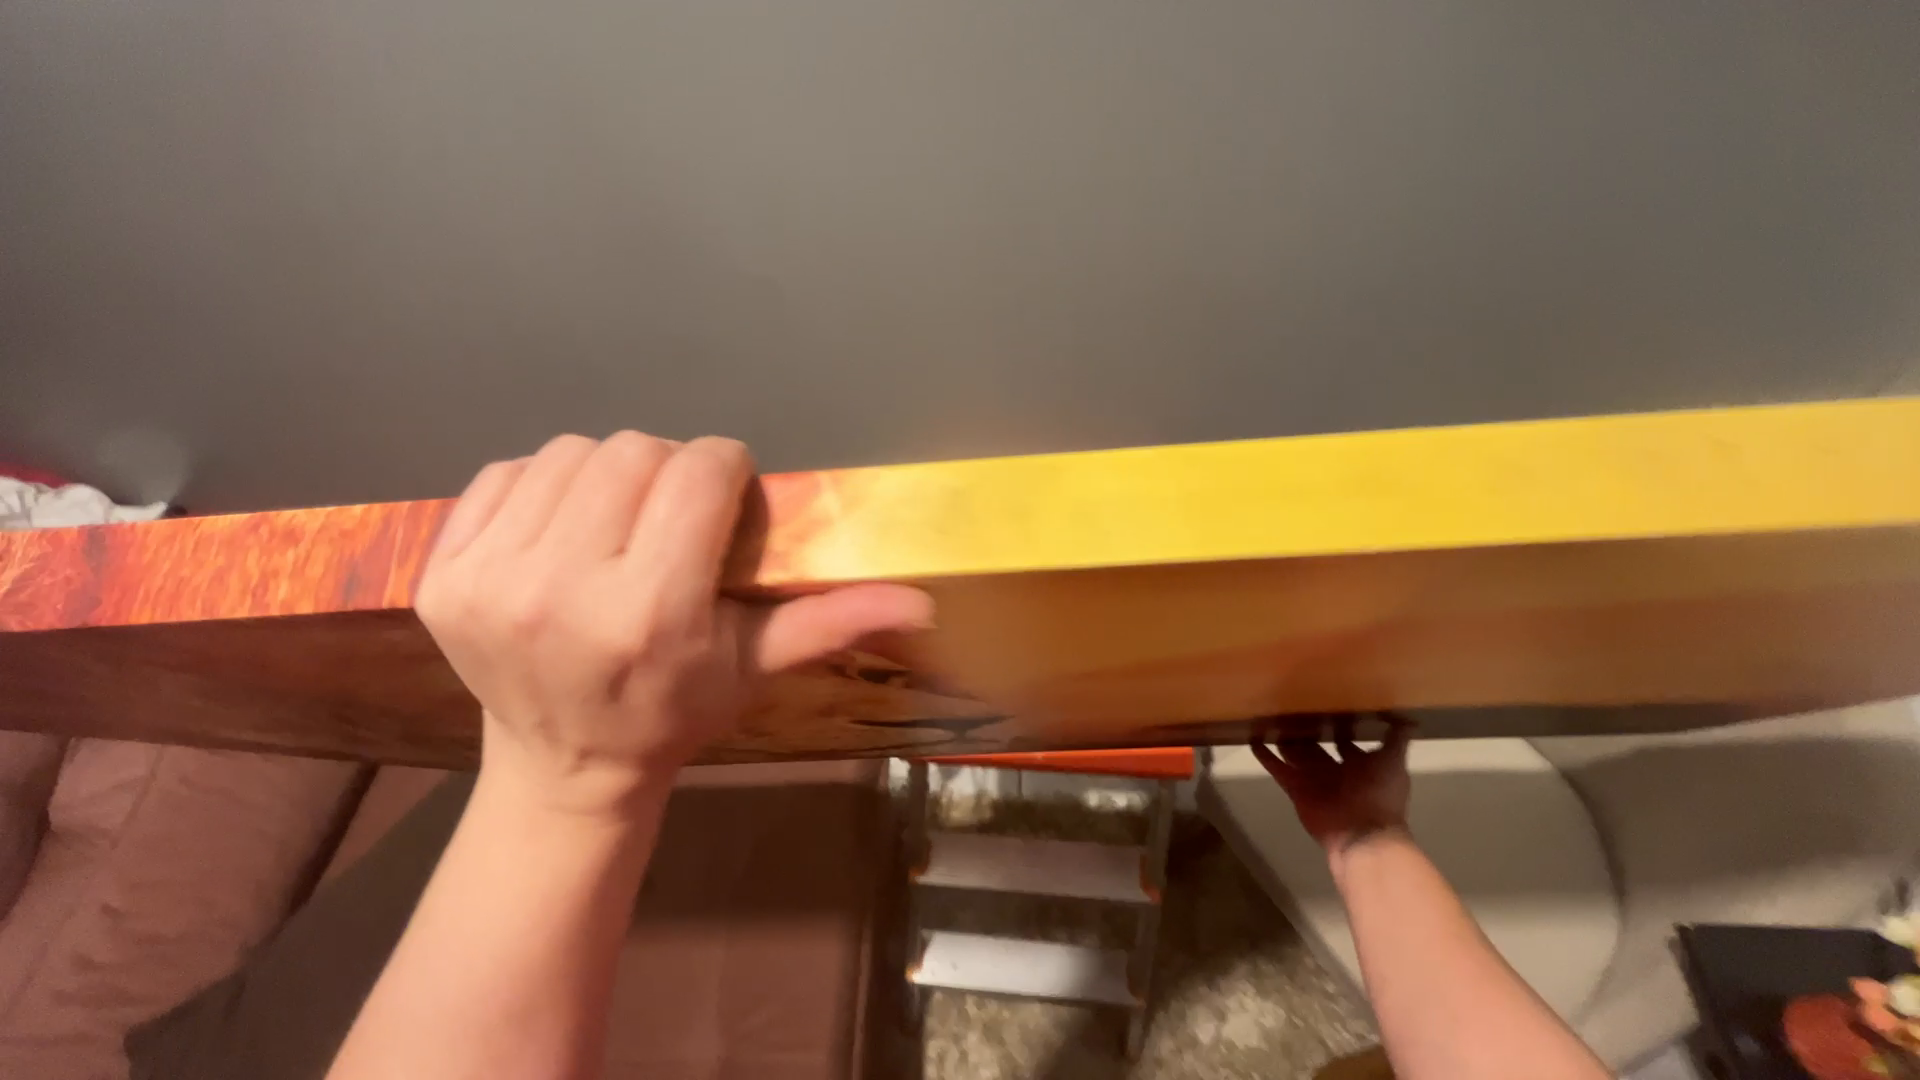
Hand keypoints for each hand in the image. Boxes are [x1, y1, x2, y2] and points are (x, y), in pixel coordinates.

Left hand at [415, 432, 935, 817]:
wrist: (564, 763)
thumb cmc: (676, 711)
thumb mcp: (758, 667)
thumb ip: (832, 623)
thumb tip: (924, 601)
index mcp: (650, 612)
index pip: (699, 471)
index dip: (726, 471)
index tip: (726, 501)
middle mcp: (561, 589)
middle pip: (637, 451)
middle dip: (670, 471)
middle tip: (675, 517)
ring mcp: (490, 580)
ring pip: (572, 452)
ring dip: (610, 475)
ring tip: (621, 525)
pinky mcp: (440, 574)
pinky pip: (506, 473)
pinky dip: (546, 487)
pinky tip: (564, 532)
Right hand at [1251, 716, 1412, 859]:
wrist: (1362, 833)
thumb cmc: (1379, 794)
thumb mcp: (1393, 761)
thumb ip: (1396, 739)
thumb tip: (1408, 716)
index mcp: (1361, 764)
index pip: (1346, 740)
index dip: (1337, 724)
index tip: (1325, 704)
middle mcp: (1336, 770)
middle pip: (1317, 746)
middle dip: (1306, 731)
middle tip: (1290, 708)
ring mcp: (1314, 780)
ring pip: (1295, 755)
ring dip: (1284, 740)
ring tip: (1268, 718)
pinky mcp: (1295, 789)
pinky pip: (1278, 769)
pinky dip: (1266, 757)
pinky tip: (1253, 740)